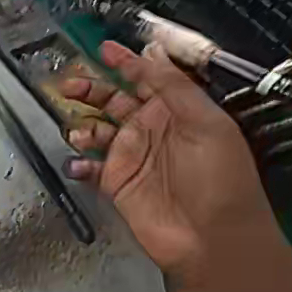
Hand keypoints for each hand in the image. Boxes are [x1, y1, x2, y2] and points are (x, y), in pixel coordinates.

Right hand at [61, 41, 291, 291]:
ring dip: (82, 124)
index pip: (147, 78)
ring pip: (96, 129)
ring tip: (79, 131)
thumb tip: (152, 51)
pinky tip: (78, 162)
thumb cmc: (221, 182)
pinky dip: (78, 162)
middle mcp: (150, 130)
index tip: (104, 49)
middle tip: (70, 84)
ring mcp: (131, 156)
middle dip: (90, 89)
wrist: (213, 242)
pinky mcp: (116, 183)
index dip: (126, 62)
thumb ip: (175, 87)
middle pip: (113, 100)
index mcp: (176, 112)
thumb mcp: (207, 124)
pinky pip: (89, 166)